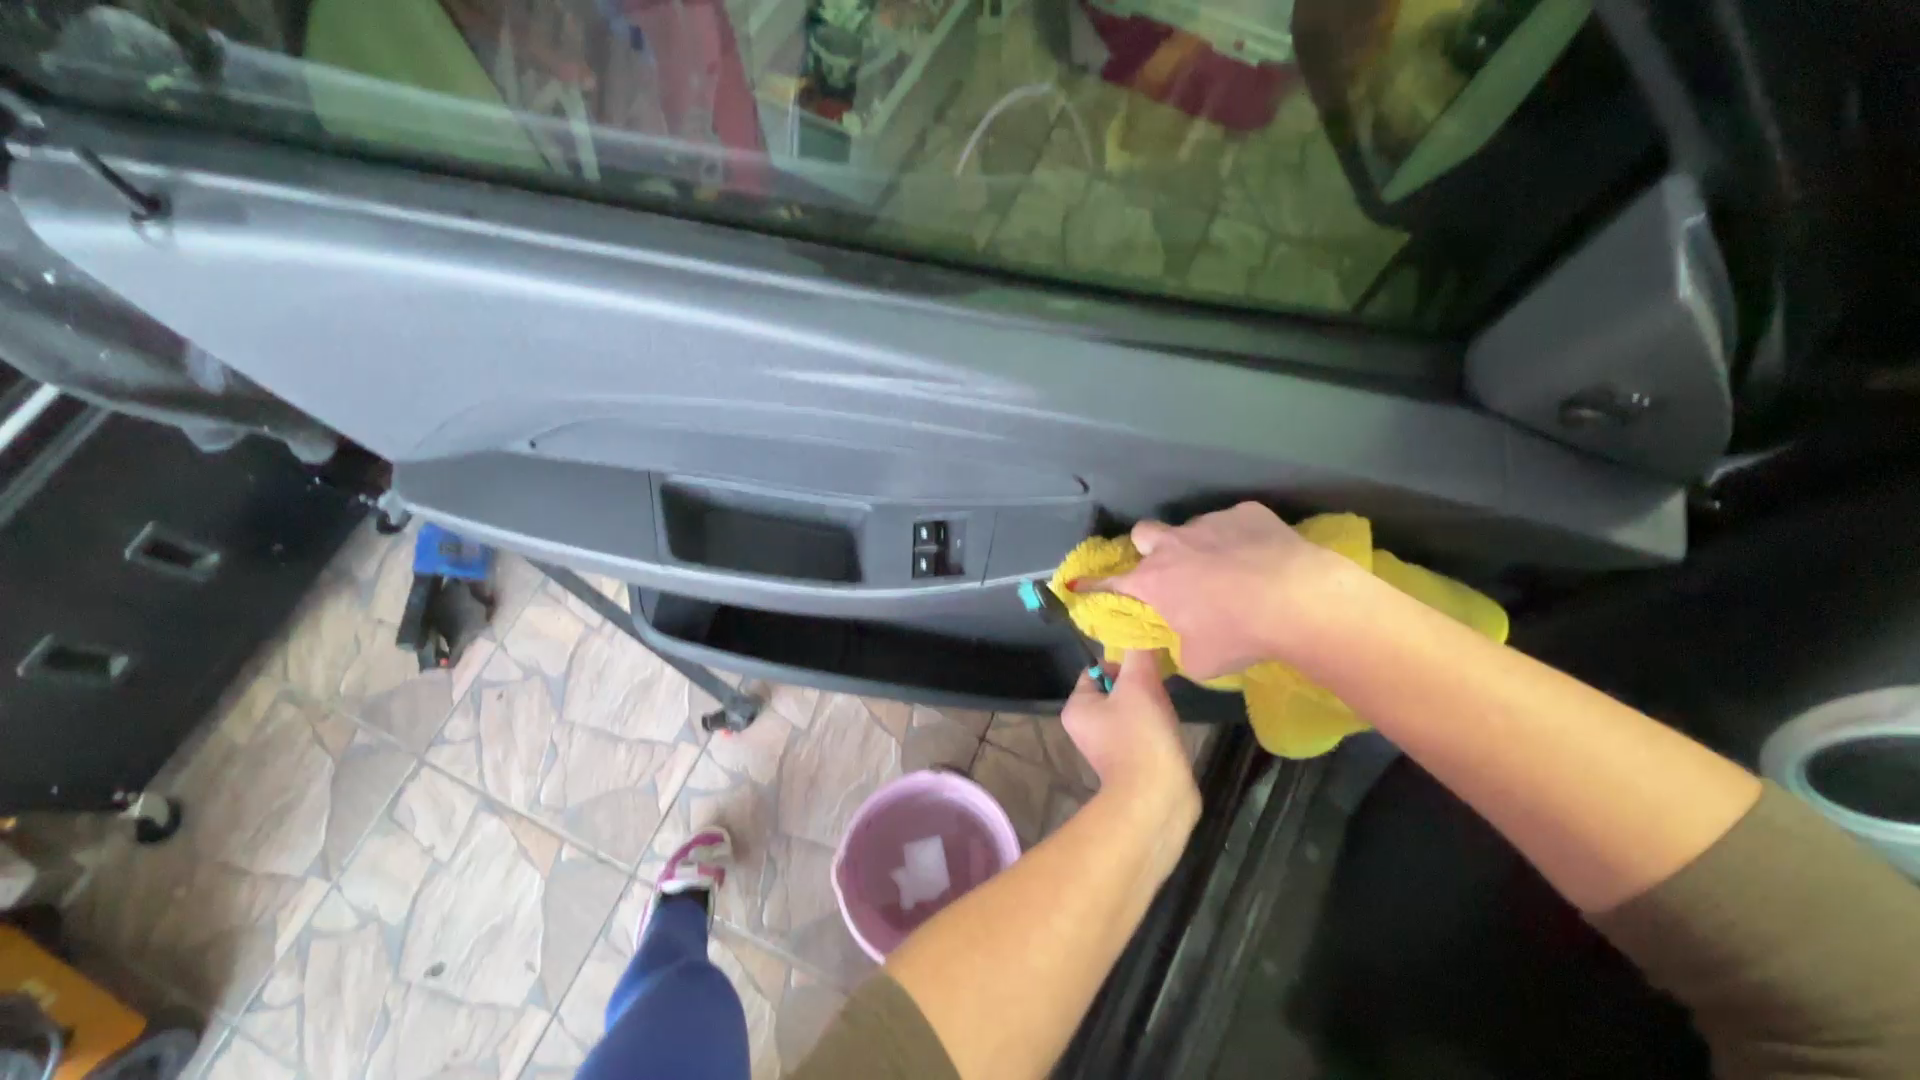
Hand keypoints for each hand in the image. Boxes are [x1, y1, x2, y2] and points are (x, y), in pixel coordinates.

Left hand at [1060, 651, 1198, 819]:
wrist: (1157, 796)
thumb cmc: (1139, 735)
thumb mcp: (1139, 683)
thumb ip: (1138, 653)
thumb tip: (1140, 632)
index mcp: (1077, 707)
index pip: (1096, 669)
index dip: (1121, 664)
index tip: (1144, 669)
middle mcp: (1085, 727)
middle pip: (1116, 689)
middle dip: (1140, 685)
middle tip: (1158, 691)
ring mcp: (1107, 747)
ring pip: (1131, 709)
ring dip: (1151, 705)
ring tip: (1165, 713)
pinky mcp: (1130, 761)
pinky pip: (1142, 731)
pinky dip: (1157, 727)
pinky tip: (1169, 731)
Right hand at [1110, 502, 1352, 678]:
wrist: (1298, 600)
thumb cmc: (1239, 634)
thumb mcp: (1200, 661)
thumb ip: (1181, 648)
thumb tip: (1184, 643)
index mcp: (1154, 580)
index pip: (1112, 581)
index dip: (1095, 585)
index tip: (1080, 584)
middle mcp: (1174, 545)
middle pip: (1144, 533)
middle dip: (1151, 549)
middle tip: (1172, 570)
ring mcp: (1210, 523)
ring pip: (1194, 529)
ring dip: (1202, 546)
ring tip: (1232, 569)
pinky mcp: (1247, 513)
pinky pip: (1235, 523)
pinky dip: (1241, 539)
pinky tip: (1263, 559)